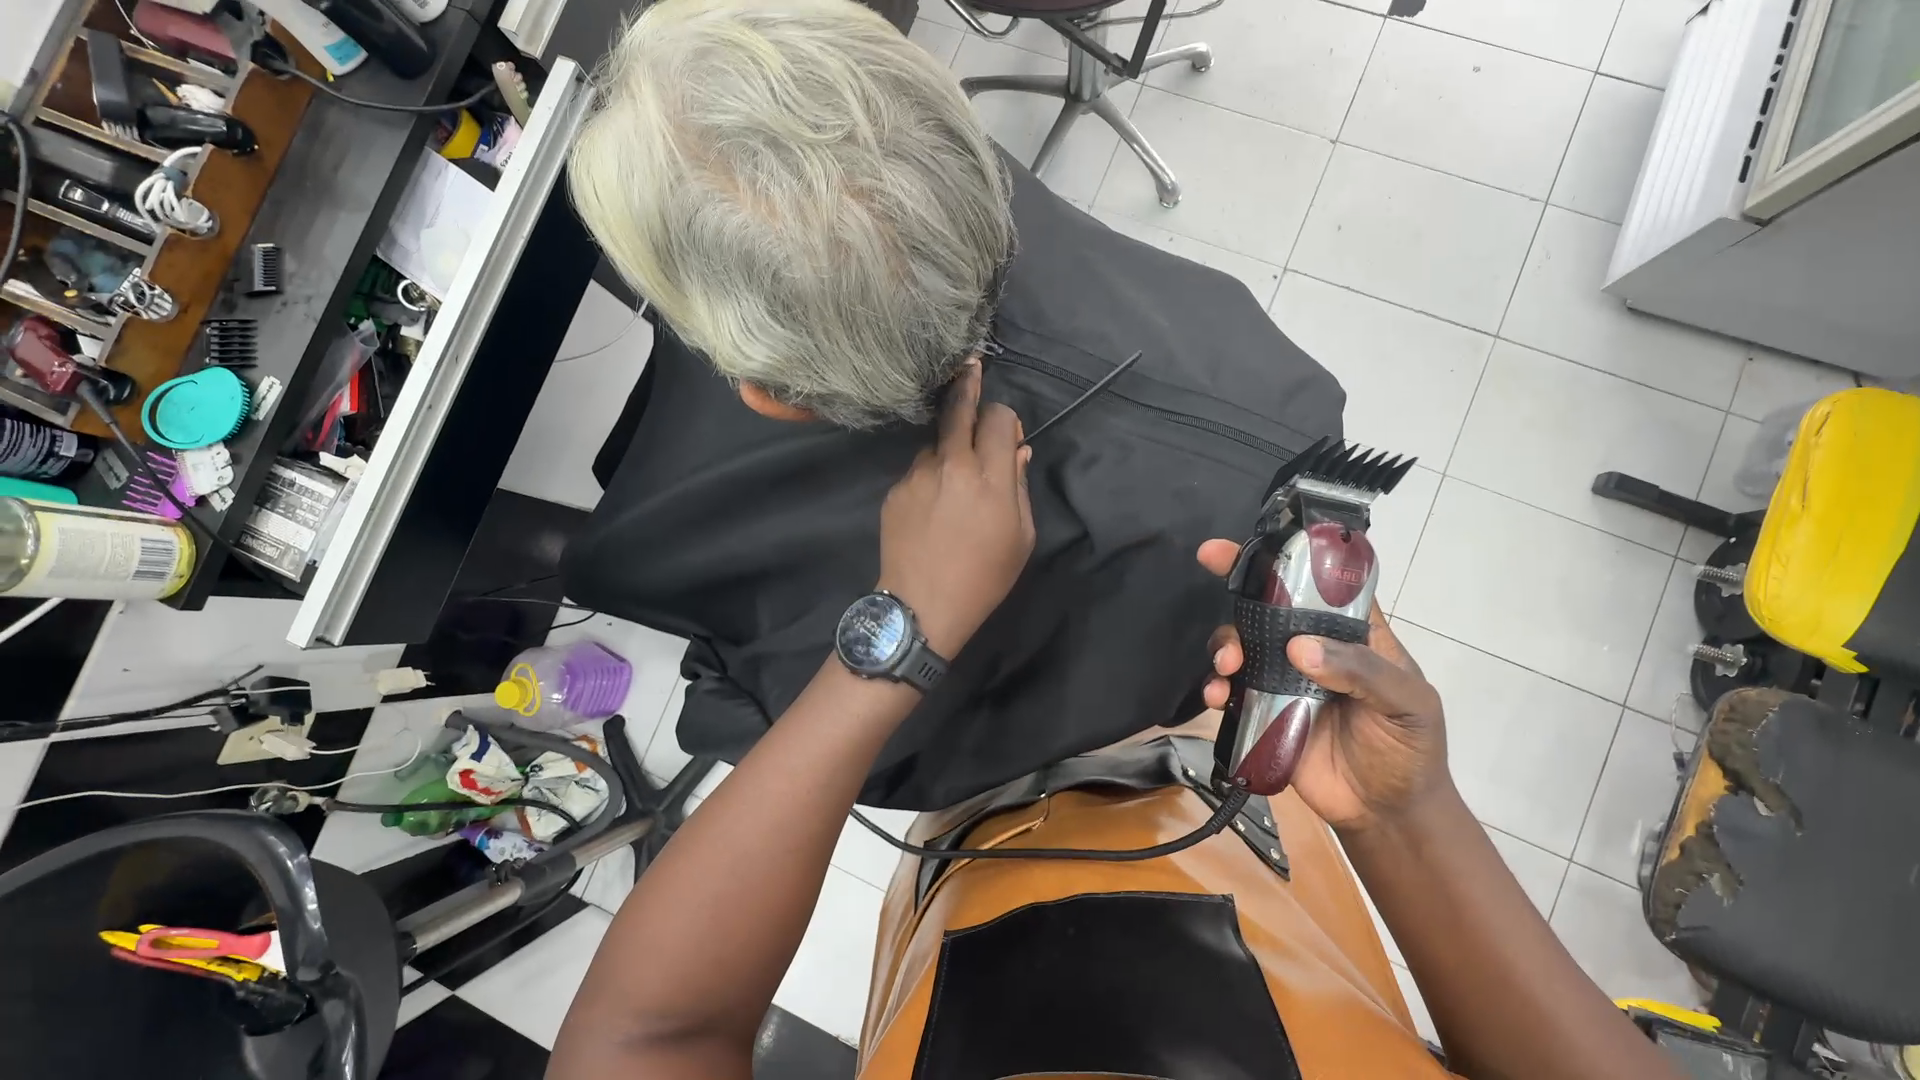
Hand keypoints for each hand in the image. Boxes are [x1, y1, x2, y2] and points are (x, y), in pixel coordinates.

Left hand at [878, 362, 1035, 657]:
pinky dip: (930, 477)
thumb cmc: (983, 577)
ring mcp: (917, 475)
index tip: (1007, 434)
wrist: (922, 607)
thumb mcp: (1021, 537)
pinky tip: (933, 509)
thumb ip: (1018, 485)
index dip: (1006, 419)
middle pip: (959, 408)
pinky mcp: (895, 490)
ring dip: (950, 451)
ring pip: (937, 444)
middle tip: (971, 367)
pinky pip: (918, 470)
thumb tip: (1016, 451)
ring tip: (954, 488)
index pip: (999, 418)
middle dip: (968, 385)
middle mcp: (951, 465)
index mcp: (989, 477)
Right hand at [1197, 540, 1451, 832]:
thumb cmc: (1411, 749)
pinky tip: (1217, 698)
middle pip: (1268, 607)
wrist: (1386, 814)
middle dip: (1237, 594)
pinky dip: (1217, 688)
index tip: (1249, 542)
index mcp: (1354, 634)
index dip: (1286, 558)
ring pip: (1243, 645)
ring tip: (1227, 667)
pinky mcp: (1262, 713)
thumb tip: (1298, 648)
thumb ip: (1362, 671)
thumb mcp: (1406, 703)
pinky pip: (1232, 691)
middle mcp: (1314, 648)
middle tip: (1215, 583)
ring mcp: (1284, 680)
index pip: (1321, 583)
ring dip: (1225, 647)